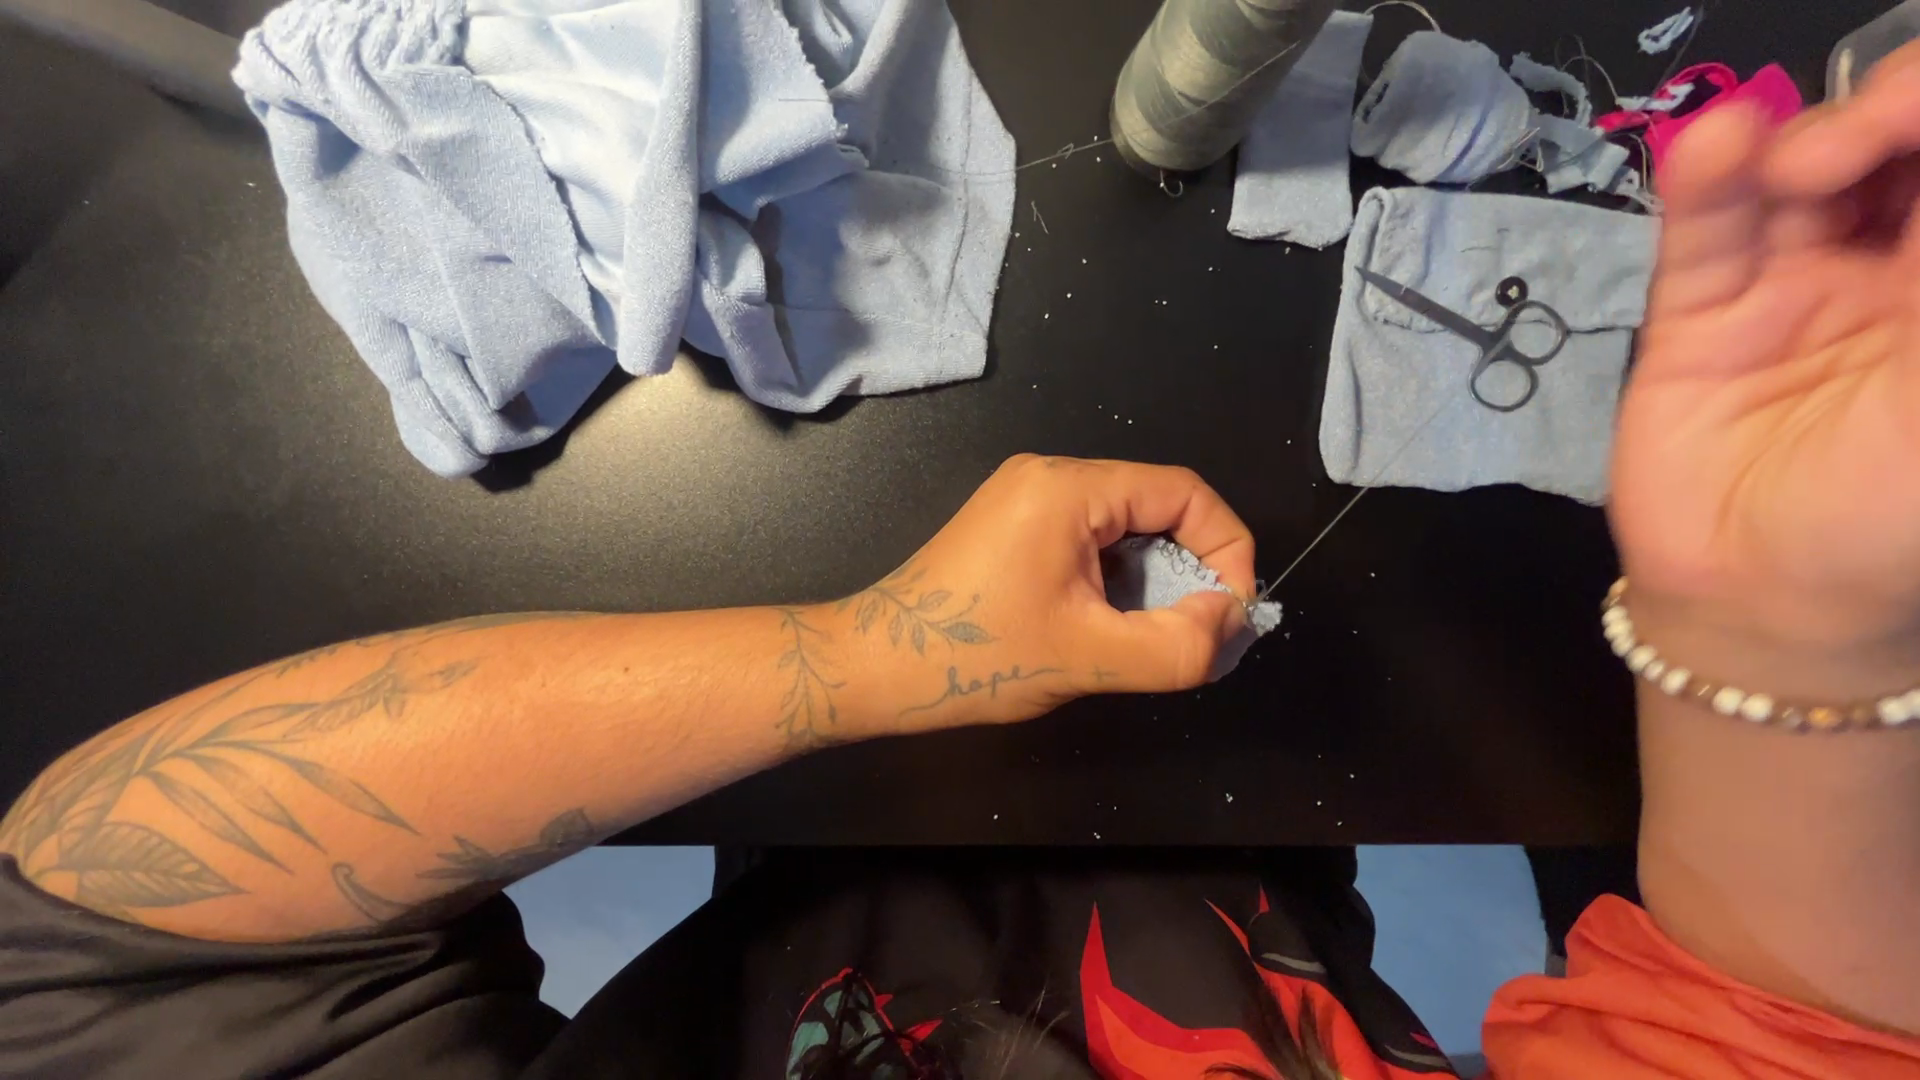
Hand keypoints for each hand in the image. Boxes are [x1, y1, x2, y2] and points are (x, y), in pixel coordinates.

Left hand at [840, 455, 1253, 730]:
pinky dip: (1113, 577)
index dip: (1226, 547)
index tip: (1232, 610)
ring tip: (1145, 633)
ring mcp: (1024, 497)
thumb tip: (1230, 618)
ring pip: (1121, 526)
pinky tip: (1103, 622)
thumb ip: (1180, 644)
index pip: (1184, 492)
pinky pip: (1086, 537)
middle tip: (1192, 630)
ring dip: (1149, 578)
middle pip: (1153, 505)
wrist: (877, 664)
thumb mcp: (1090, 657)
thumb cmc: (977, 656)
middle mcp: (1047, 476)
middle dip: (1187, 568)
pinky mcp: (1011, 524)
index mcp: (1068, 487)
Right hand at [1611, 45, 1919, 697]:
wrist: (1757, 593)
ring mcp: (1789, 293)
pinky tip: (1711, 145)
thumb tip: (1916, 179)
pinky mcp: (1696, 321)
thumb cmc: (1898, 514)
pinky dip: (1702, 187)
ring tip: (1794, 162)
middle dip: (1897, 117)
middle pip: (1901, 154)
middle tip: (1866, 143)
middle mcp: (1898, 273)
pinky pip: (1703, 241)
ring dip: (1805, 141)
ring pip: (1801, 181)